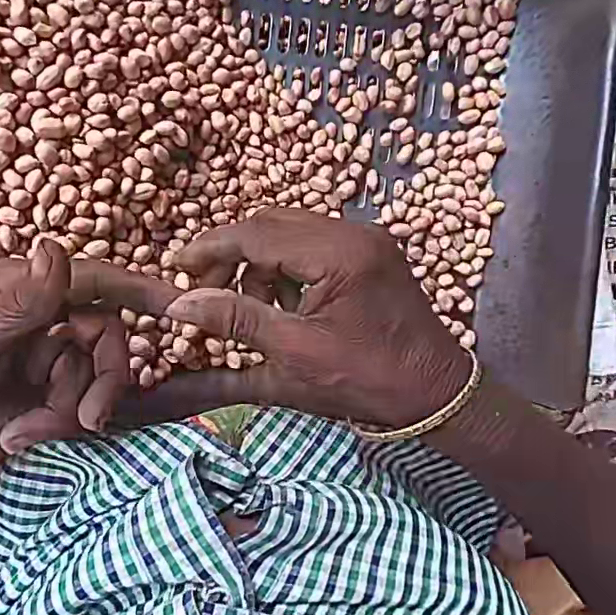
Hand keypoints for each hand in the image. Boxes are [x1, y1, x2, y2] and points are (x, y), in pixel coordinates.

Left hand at [0, 241, 173, 453]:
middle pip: (108, 338)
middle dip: (103, 379)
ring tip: (25, 429)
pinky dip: (53, 424)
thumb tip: (53, 248)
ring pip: (95, 378)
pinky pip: (77, 406)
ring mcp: (53, 356)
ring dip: (67, 409)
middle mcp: (50, 316)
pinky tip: (17, 433)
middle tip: (89, 417)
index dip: (142, 290)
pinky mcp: (52, 392)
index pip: (97, 281)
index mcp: (31, 287)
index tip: (178, 306)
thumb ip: (19, 300)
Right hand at [146, 208, 471, 427]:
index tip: (178, 265)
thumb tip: (181, 304)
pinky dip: (287, 267)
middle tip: (205, 288)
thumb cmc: (369, 379)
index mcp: (339, 253)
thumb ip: (238, 320)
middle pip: (272, 223)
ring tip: (247, 306)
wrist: (437, 391)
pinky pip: (314, 244)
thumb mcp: (296, 354)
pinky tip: (282, 303)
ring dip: (260, 262)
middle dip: (233, 253)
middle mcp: (355, 232)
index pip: (257, 233)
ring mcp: (366, 239)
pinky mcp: (371, 252)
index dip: (211, 247)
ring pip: (291, 232)